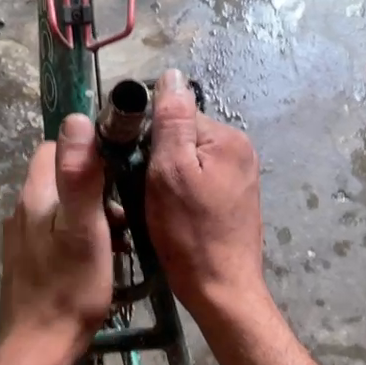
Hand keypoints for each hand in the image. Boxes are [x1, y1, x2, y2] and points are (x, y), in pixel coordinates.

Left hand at [0, 114, 114, 353]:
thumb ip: (80, 176)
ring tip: (119, 236)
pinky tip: (99, 257)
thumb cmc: (69, 288)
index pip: (54, 148)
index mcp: (34, 196)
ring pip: (60, 206)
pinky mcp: (28, 260)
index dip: (86, 151)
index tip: (117, 168)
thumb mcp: (84, 229)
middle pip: (59, 177)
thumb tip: (77, 120)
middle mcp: (21, 210)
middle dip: (93, 185)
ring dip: (90, 213)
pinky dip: (79, 234)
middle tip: (124, 210)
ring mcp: (22, 237)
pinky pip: (56, 231)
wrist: (39, 347)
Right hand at [146, 69, 265, 317]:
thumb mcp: (170, 173)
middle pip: (180, 136)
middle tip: (136, 186)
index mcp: (227, 138)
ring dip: (163, 175)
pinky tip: (167, 211)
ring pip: (184, 159)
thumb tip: (170, 75)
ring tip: (149, 202)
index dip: (145, 134)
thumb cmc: (190, 234)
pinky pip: (194, 179)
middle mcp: (239, 150)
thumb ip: (171, 121)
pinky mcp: (232, 198)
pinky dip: (176, 190)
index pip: (174, 114)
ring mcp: (238, 176)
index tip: (126, 160)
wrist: (221, 289)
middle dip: (154, 155)